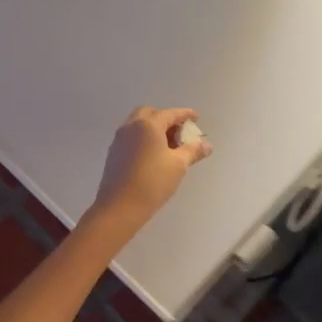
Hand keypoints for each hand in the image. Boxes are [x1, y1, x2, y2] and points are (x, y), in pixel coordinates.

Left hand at [89, 106, 212, 223]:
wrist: (120, 207)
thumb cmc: (153, 183)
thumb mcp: (178, 165)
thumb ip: (193, 151)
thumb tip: (207, 145)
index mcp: (148, 125)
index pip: (170, 114)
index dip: (185, 114)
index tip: (196, 118)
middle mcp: (131, 127)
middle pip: (150, 114)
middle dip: (166, 119)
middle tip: (179, 134)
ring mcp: (119, 139)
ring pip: (138, 125)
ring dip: (154, 129)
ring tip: (168, 146)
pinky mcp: (114, 153)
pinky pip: (131, 137)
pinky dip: (143, 138)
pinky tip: (153, 155)